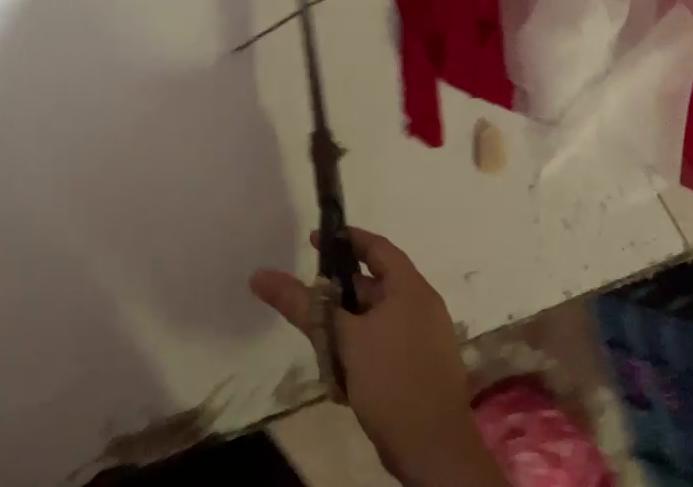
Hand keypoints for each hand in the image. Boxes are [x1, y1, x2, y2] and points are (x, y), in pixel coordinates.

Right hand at [250, 226, 504, 486]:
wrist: (433, 453)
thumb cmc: (391, 381)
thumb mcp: (340, 338)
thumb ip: (300, 303)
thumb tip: (258, 275)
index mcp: (412, 292)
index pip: (379, 248)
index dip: (348, 239)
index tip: (314, 240)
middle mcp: (423, 310)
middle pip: (376, 283)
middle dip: (339, 286)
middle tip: (306, 291)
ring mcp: (424, 341)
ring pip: (378, 315)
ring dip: (347, 317)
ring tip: (314, 326)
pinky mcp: (419, 368)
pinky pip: (385, 339)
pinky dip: (360, 339)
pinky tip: (336, 358)